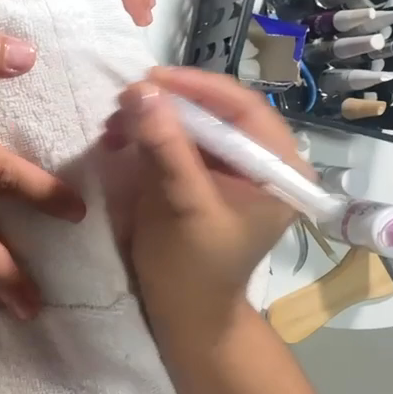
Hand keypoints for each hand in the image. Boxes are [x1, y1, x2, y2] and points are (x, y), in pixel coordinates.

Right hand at [105, 67, 304, 321]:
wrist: (184, 315)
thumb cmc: (195, 268)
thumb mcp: (183, 205)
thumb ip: (167, 148)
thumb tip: (140, 91)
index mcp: (278, 168)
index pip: (243, 107)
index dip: (198, 87)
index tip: (151, 79)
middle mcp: (258, 161)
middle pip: (215, 110)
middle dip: (168, 103)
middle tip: (124, 100)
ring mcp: (228, 168)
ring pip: (191, 122)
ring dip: (151, 118)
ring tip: (114, 123)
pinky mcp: (200, 176)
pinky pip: (175, 141)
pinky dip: (147, 135)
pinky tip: (119, 138)